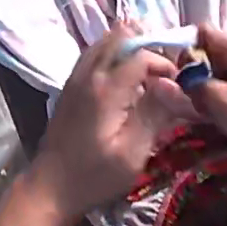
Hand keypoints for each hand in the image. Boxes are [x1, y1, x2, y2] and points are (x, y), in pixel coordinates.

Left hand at [25, 23, 191, 218]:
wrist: (50, 187)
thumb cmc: (94, 175)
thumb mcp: (132, 153)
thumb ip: (154, 114)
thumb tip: (175, 85)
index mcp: (106, 88)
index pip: (141, 54)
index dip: (163, 64)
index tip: (176, 86)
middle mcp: (89, 73)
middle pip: (120, 37)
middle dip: (147, 47)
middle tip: (164, 73)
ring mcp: (76, 76)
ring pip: (105, 41)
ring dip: (129, 47)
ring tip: (147, 71)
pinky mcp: (70, 84)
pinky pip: (94, 53)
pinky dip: (113, 53)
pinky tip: (124, 75)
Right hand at [183, 25, 226, 192]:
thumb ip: (193, 90)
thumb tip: (163, 80)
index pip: (203, 32)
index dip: (183, 48)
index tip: (170, 76)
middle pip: (211, 55)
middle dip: (191, 75)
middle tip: (178, 102)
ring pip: (222, 77)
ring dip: (205, 94)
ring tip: (195, 118)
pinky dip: (222, 105)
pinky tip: (218, 126)